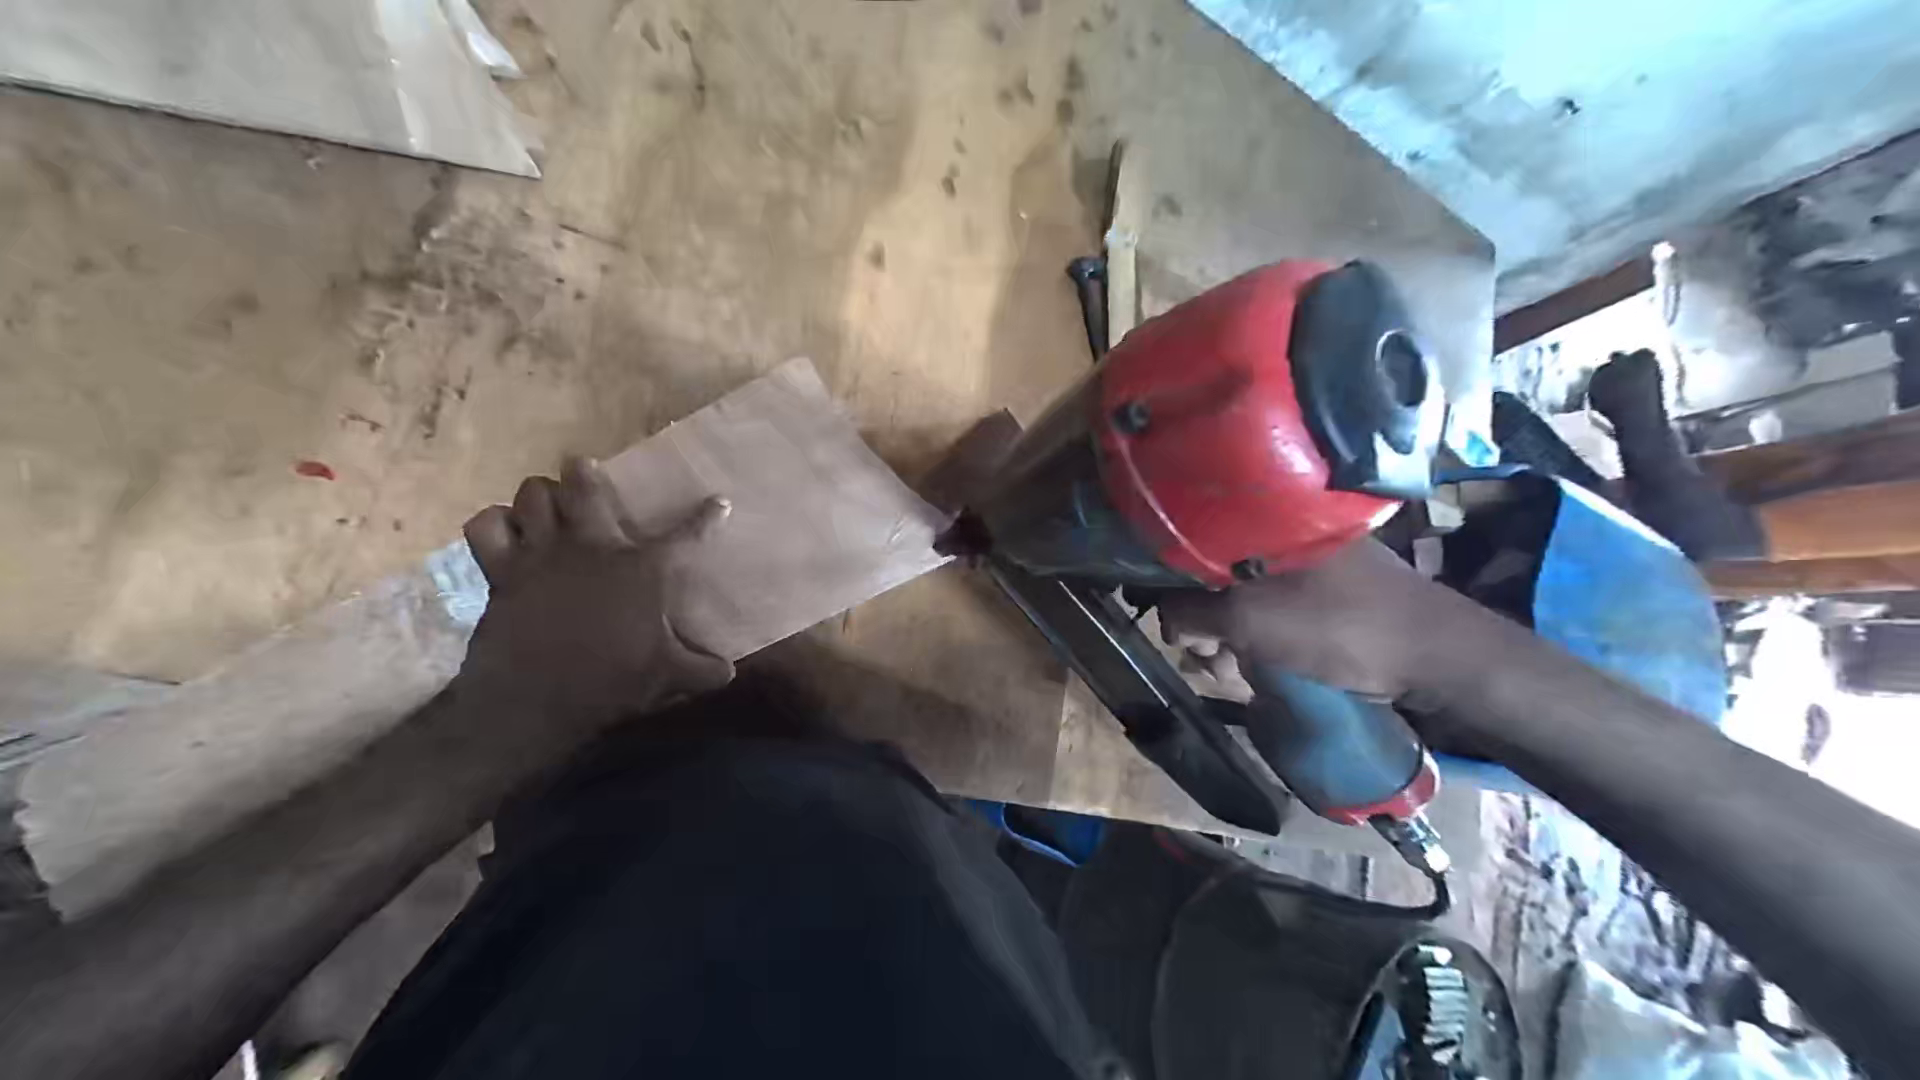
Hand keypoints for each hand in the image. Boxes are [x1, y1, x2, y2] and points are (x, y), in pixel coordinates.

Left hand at [454, 457, 734, 731]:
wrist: (535, 701)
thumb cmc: (612, 681)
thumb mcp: (670, 677)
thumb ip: (704, 669)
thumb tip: (731, 671)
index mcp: (643, 569)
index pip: (687, 536)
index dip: (708, 517)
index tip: (720, 502)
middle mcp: (594, 549)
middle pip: (588, 489)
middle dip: (588, 473)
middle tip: (586, 468)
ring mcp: (543, 555)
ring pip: (534, 496)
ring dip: (542, 495)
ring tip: (549, 503)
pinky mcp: (503, 571)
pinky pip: (487, 526)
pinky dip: (495, 523)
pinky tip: (506, 529)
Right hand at [1157, 539, 1466, 702]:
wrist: (1436, 657)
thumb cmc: (1336, 626)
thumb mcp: (1247, 619)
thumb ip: (1190, 612)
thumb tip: (1167, 620)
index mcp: (1261, 522)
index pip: (1191, 545)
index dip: (1173, 589)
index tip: (1178, 629)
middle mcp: (1277, 536)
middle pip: (1212, 578)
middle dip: (1203, 626)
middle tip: (1211, 661)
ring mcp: (1302, 565)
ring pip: (1239, 599)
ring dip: (1226, 639)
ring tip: (1234, 674)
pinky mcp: (1319, 593)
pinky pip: (1267, 610)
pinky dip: (1253, 638)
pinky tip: (1256, 669)